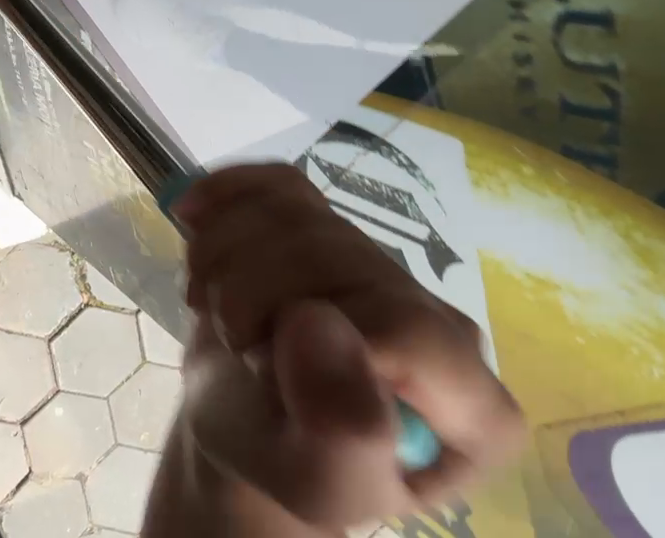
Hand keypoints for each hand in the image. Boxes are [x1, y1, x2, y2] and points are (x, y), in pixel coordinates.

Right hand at [171, 164, 524, 529]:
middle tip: (235, 347)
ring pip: (290, 212)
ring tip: (218, 309)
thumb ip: (343, 425)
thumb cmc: (287, 467)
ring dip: (220, 256)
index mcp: (471, 401)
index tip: (262, 367)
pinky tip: (193, 218)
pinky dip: (221, 192)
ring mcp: (377, 268)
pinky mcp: (322, 230)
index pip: (404, 326)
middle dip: (247, 297)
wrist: (246, 429)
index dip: (308, 331)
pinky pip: (275, 180)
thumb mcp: (319, 483)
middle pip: (331, 256)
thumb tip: (317, 319)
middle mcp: (440, 322)